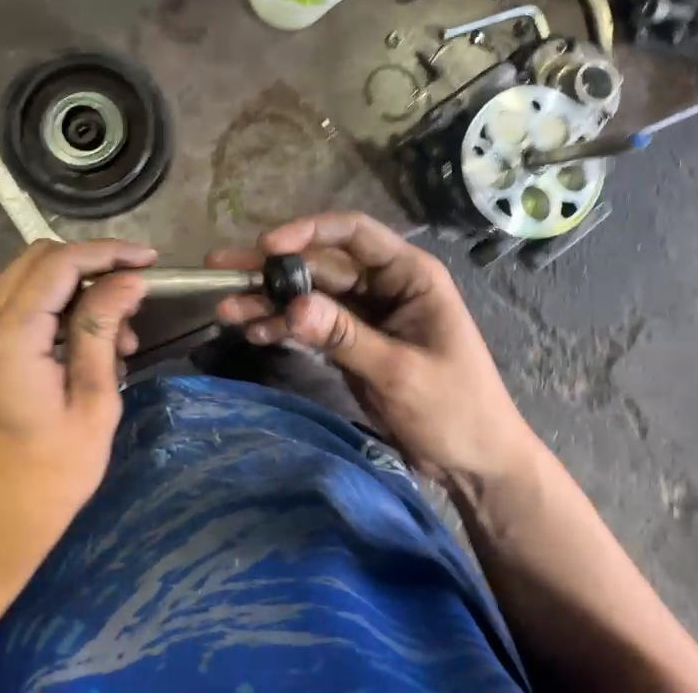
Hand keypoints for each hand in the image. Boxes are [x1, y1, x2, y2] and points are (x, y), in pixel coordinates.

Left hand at [0, 238, 154, 597]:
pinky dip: (52, 310)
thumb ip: (103, 331)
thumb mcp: (91, 404)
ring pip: (26, 279)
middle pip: (39, 260)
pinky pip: (13, 306)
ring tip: (119, 337)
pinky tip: (85, 347)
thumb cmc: (47, 479)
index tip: (150, 261)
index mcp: (7, 337)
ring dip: (75, 291)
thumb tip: (129, 279)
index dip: (108, 253)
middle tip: (136, 296)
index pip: (60, 263)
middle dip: (93, 267)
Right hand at [210, 213, 538, 494]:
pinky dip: (283, 328)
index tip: (268, 246)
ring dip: (269, 301)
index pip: (355, 233)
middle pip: (320, 263)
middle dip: (273, 269)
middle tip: (220, 267)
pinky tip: (254, 332)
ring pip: (309, 295)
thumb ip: (345, 336)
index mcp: (409, 275)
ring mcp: (365, 315)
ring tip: (226, 311)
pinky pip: (311, 326)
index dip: (309, 231)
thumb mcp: (400, 372)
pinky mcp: (351, 344)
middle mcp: (384, 285)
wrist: (476, 464)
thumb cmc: (455, 409)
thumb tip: (291, 306)